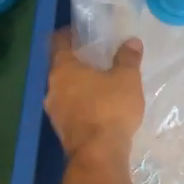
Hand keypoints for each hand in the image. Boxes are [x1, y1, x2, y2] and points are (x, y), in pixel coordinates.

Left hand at [43, 29, 144, 163]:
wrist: (98, 153)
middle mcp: (52, 87)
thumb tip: (132, 42)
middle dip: (78, 61)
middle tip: (98, 57)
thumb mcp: (127, 78)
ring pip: (65, 89)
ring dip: (79, 84)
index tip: (81, 30)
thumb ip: (128, 58)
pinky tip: (100, 105)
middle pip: (61, 67)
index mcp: (63, 69)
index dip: (68, 34)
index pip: (58, 42)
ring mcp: (54, 110)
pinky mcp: (61, 128)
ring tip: (101, 82)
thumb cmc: (110, 108)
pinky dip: (81, 102)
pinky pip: (70, 106)